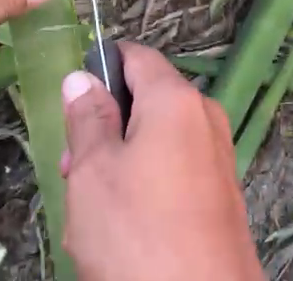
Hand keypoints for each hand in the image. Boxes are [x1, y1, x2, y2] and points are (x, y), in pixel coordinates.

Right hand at [60, 44, 263, 280]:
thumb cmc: (137, 234)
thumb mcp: (93, 173)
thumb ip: (87, 120)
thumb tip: (81, 77)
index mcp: (176, 99)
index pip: (139, 58)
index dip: (103, 68)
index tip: (72, 103)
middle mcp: (205, 115)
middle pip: (148, 100)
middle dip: (107, 129)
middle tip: (73, 174)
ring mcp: (217, 153)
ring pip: (159, 139)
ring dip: (122, 163)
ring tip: (92, 215)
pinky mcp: (221, 190)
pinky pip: (176, 168)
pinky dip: (147, 185)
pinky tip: (125, 230)